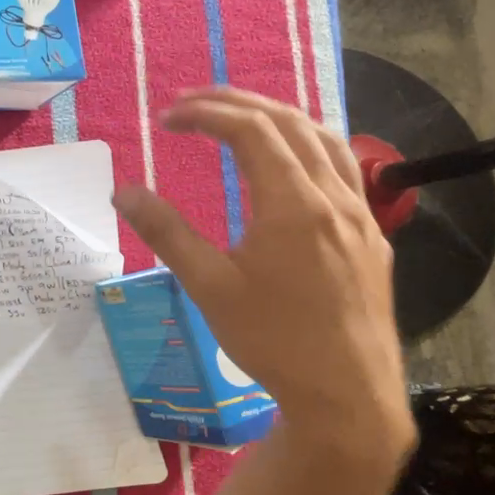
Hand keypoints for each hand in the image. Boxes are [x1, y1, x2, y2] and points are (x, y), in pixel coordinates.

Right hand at [111, 88, 411, 460]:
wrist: (346, 391)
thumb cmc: (270, 338)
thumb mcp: (207, 285)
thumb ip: (166, 231)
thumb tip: (124, 190)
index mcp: (294, 207)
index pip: (253, 133)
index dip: (208, 114)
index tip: (166, 118)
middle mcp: (335, 199)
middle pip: (291, 125)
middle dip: (238, 104)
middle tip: (190, 103)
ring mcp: (361, 216)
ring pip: (326, 141)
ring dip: (277, 118)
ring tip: (235, 118)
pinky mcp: (370, 236)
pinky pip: (343, 168)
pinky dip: (306, 145)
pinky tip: (286, 162)